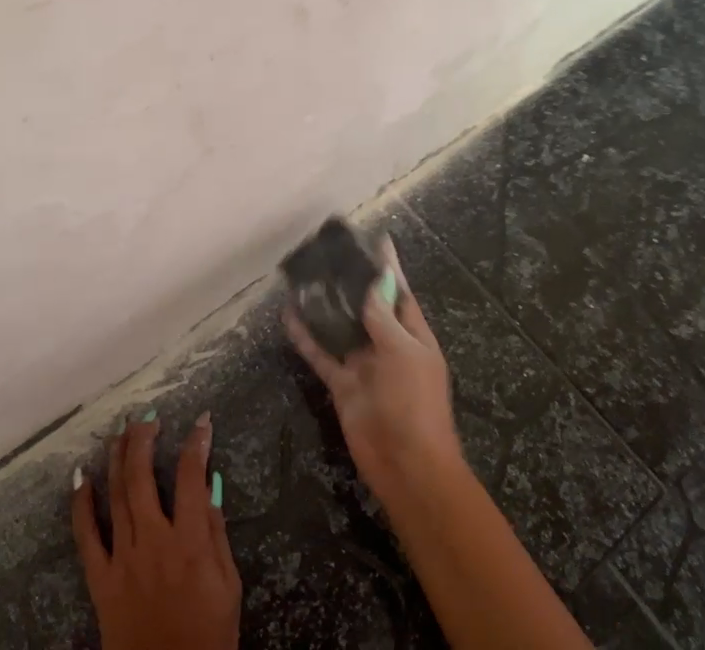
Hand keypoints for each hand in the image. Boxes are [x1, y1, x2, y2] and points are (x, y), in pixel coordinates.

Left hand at [72, 415, 240, 649]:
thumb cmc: (209, 634)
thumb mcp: (229, 584)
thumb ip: (215, 533)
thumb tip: (209, 486)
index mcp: (189, 542)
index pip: (191, 477)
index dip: (197, 443)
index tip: (201, 421)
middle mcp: (153, 541)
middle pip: (143, 477)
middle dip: (144, 440)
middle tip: (147, 417)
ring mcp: (123, 557)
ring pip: (115, 496)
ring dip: (117, 459)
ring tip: (121, 433)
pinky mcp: (100, 578)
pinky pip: (86, 535)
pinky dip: (81, 503)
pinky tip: (81, 477)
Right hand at [284, 233, 463, 503]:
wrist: (406, 464)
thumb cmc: (415, 403)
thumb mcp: (403, 353)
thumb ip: (383, 318)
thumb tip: (374, 283)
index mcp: (414, 336)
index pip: (400, 293)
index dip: (389, 269)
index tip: (379, 240)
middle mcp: (389, 346)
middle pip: (367, 308)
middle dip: (351, 284)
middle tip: (328, 255)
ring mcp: (364, 365)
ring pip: (341, 329)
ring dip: (325, 307)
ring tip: (304, 278)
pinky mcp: (342, 384)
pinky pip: (322, 355)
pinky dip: (306, 337)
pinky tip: (289, 316)